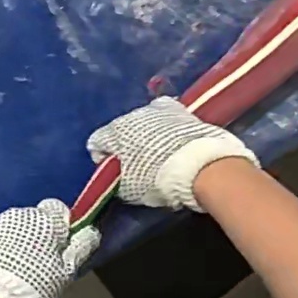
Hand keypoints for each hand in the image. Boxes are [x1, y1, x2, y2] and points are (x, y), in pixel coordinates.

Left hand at [0, 199, 99, 297]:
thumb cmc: (31, 285)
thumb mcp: (65, 272)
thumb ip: (79, 249)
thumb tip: (90, 232)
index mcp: (42, 219)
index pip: (57, 210)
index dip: (61, 228)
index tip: (60, 248)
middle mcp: (14, 215)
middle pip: (31, 220)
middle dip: (35, 237)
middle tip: (37, 264)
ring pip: (8, 229)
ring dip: (13, 243)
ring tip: (13, 270)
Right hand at [87, 97, 258, 212]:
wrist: (200, 167)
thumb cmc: (154, 179)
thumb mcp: (126, 187)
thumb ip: (115, 176)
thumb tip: (115, 174)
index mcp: (111, 133)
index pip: (96, 144)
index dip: (103, 160)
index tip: (113, 173)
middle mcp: (129, 116)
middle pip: (119, 131)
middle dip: (124, 145)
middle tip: (135, 163)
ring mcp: (156, 111)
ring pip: (142, 122)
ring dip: (145, 135)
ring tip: (157, 152)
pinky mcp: (181, 111)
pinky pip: (166, 115)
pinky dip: (165, 126)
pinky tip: (171, 137)